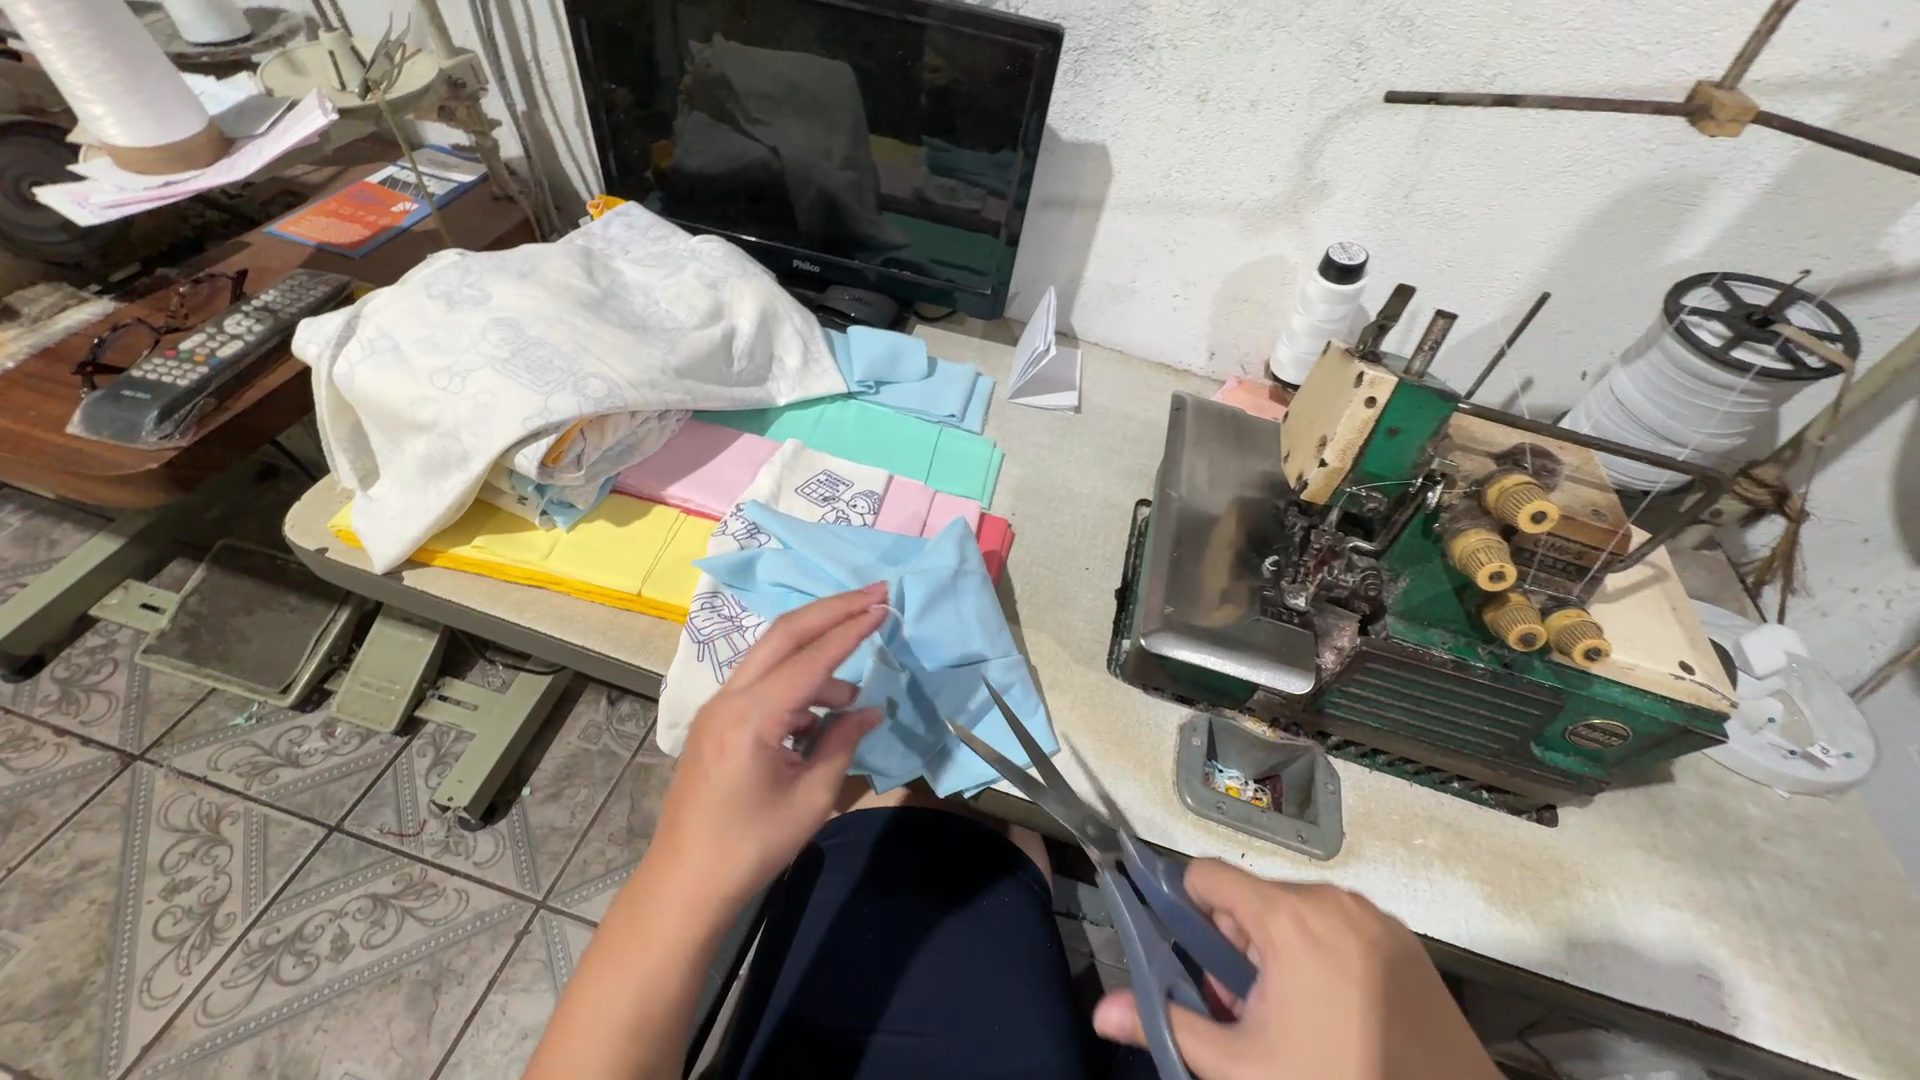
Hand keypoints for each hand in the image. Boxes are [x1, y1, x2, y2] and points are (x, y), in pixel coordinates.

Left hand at [648, 584, 887, 906]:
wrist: (686, 881)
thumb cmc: (752, 846)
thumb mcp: (812, 798)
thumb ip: (843, 743)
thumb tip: (869, 710)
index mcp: (751, 716)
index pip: (811, 658)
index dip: (851, 630)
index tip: (883, 606)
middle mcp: (729, 698)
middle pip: (784, 634)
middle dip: (832, 610)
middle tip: (874, 595)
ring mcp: (718, 707)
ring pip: (773, 656)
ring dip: (817, 657)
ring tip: (854, 694)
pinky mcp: (717, 720)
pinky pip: (763, 682)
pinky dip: (798, 683)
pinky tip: (822, 713)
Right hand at [1093, 861, 1499, 1079]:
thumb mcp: (1242, 1067)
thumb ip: (1167, 1025)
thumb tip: (1100, 1010)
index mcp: (1286, 915)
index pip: (1207, 874)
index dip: (1188, 911)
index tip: (1198, 961)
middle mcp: (1328, 898)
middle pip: (1251, 898)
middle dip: (1236, 944)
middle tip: (1249, 1007)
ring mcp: (1372, 915)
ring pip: (1295, 910)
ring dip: (1278, 949)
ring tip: (1296, 1015)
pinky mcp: (1405, 938)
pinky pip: (1339, 924)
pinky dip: (1322, 953)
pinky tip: (1338, 1010)